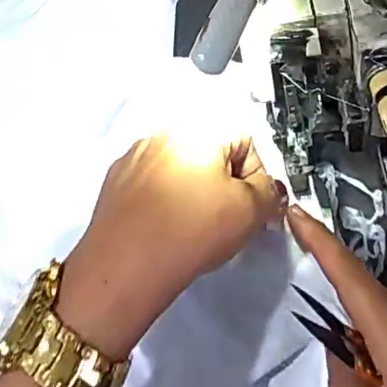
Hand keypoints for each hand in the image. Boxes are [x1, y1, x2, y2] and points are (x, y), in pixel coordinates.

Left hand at [56, 136, 282, 358]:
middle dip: (224, 182)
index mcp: (198, 128)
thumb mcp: (249, 212)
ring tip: (193, 225)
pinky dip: (164, 195)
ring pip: (180, 165)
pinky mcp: (119, 174)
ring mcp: (137, 151)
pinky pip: (153, 179)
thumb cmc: (193, 228)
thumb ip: (268, 192)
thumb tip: (267, 187)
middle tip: (226, 218)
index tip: (251, 208)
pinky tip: (166, 224)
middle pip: (210, 151)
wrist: (129, 257)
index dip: (255, 176)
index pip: (245, 140)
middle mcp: (164, 130)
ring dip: (193, 187)